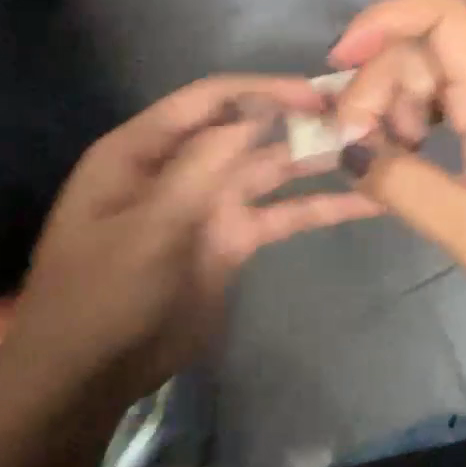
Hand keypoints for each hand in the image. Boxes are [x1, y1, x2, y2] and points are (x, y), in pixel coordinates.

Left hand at [0, 76, 371, 405]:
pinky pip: (288, 213)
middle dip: (302, 120)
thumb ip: (201, 166)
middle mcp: (182, 168)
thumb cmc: (100, 295)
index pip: (209, 102)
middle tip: (362, 114)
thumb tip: (258, 112)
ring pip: (276, 168)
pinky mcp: (237, 238)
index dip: (263, 90)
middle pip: (251, 129)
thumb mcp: (146, 227)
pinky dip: (326, 206)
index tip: (317, 93)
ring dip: (321, 157)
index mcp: (142, 152)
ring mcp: (212, 203)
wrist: (89, 375)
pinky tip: (370, 202)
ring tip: (376, 147)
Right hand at [329, 0, 465, 308]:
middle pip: (424, 52)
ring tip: (385, 166)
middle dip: (374, 87)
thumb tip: (349, 148)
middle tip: (355, 150)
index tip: (341, 62)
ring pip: (431, 82)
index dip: (388, 17)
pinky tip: (402, 169)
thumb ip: (408, 188)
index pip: (449, 16)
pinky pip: (447, 114)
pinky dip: (413, 132)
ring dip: (391, 113)